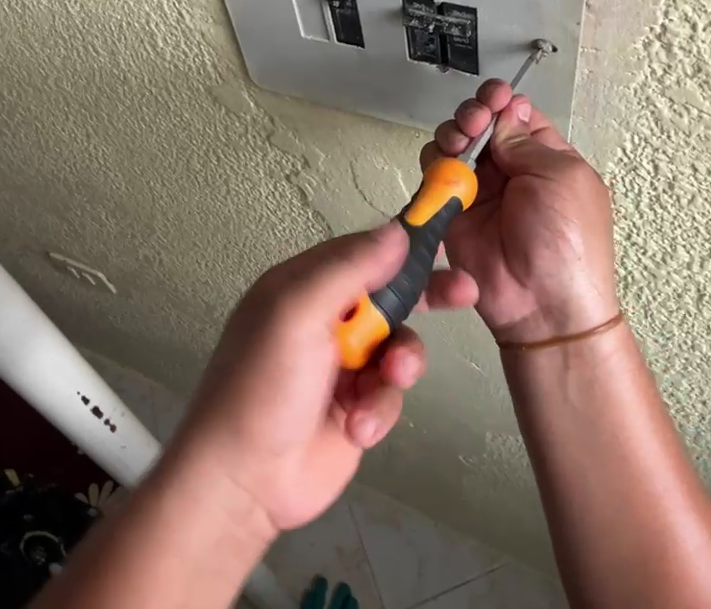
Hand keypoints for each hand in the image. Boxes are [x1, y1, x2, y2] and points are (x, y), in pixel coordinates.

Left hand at [166, 224, 434, 533]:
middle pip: (390, 294)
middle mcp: (325, 318)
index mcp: (304, 285)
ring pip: (399, 345)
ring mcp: (343, 363)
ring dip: (399, 364)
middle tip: (465, 291)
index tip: (445, 242)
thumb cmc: (264, 383)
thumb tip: (396, 230)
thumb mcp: (298, 312)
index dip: (403, 245)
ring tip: (387, 380)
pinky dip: (379, 409)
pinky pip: (390, 393)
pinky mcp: (357, 405)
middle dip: (426, 295)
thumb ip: (349, 268)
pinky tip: (357, 427)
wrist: (244, 480)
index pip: (363, 251)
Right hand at [421, 79, 619, 344]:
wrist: (541, 303)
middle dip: (474, 114)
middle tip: (475, 123)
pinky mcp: (450, 210)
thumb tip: (503, 113)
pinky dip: (435, 162)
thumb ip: (524, 141)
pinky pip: (433, 175)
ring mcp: (478, 189)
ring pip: (453, 143)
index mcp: (545, 157)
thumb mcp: (561, 177)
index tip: (495, 96)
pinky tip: (446, 166)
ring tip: (460, 144)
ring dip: (453, 133)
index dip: (502, 100)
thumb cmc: (567, 239)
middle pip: (480, 124)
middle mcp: (509, 168)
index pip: (517, 114)